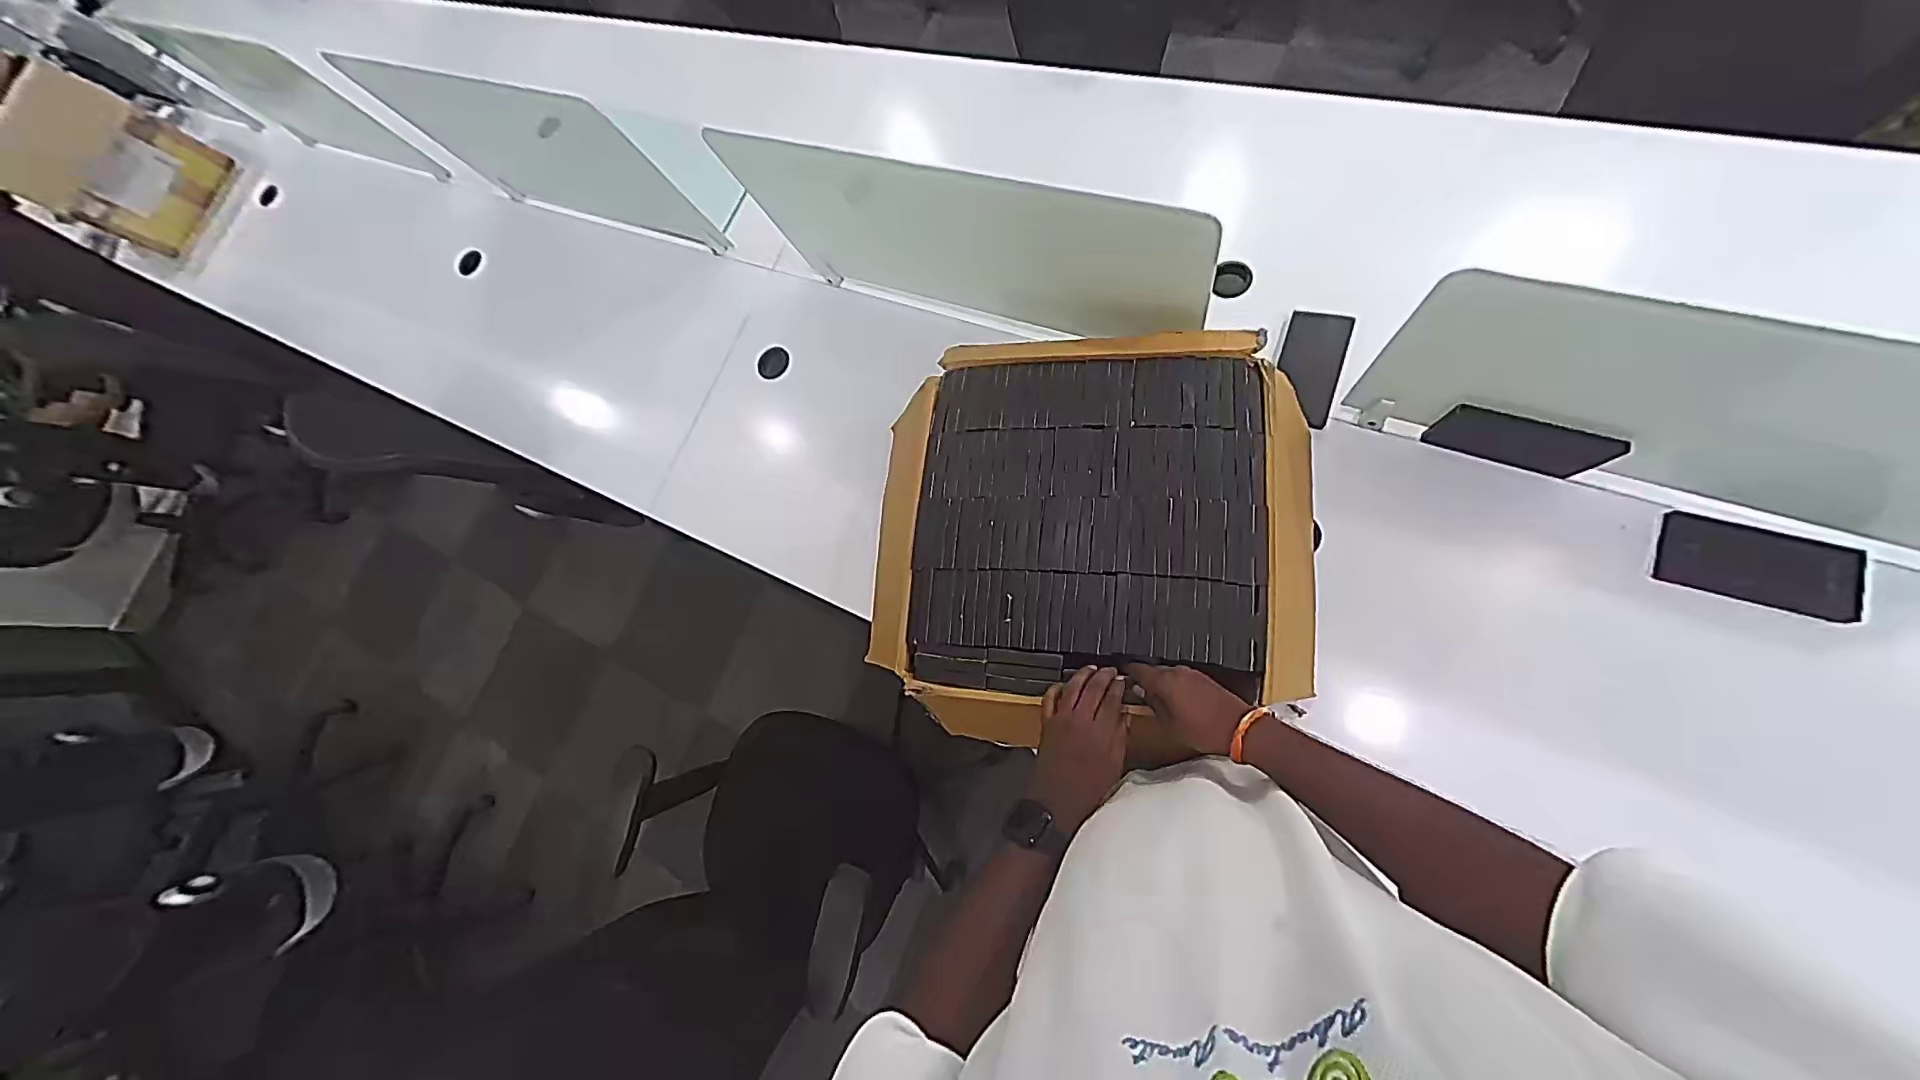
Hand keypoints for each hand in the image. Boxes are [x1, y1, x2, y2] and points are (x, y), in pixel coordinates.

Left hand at [1028, 666, 1126, 835]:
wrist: (1057, 803)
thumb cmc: (1087, 790)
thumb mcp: (1114, 765)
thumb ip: (1120, 737)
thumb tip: (1124, 717)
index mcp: (1102, 732)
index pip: (1113, 699)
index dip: (1119, 686)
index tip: (1122, 681)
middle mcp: (1081, 721)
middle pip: (1094, 688)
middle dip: (1103, 675)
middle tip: (1110, 670)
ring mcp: (1061, 720)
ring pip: (1072, 687)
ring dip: (1082, 675)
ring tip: (1090, 670)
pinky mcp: (1047, 725)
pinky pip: (1049, 699)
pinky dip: (1056, 688)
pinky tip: (1062, 685)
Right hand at [1122, 664, 1250, 757]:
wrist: (1239, 729)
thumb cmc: (1204, 730)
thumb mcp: (1168, 725)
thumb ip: (1150, 706)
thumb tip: (1140, 694)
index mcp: (1164, 680)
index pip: (1137, 668)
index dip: (1125, 672)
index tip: (1119, 677)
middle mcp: (1177, 672)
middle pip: (1152, 670)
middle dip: (1142, 680)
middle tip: (1135, 693)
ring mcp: (1192, 674)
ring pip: (1167, 674)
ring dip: (1159, 683)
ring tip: (1155, 700)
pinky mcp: (1203, 679)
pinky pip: (1181, 678)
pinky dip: (1173, 686)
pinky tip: (1174, 701)